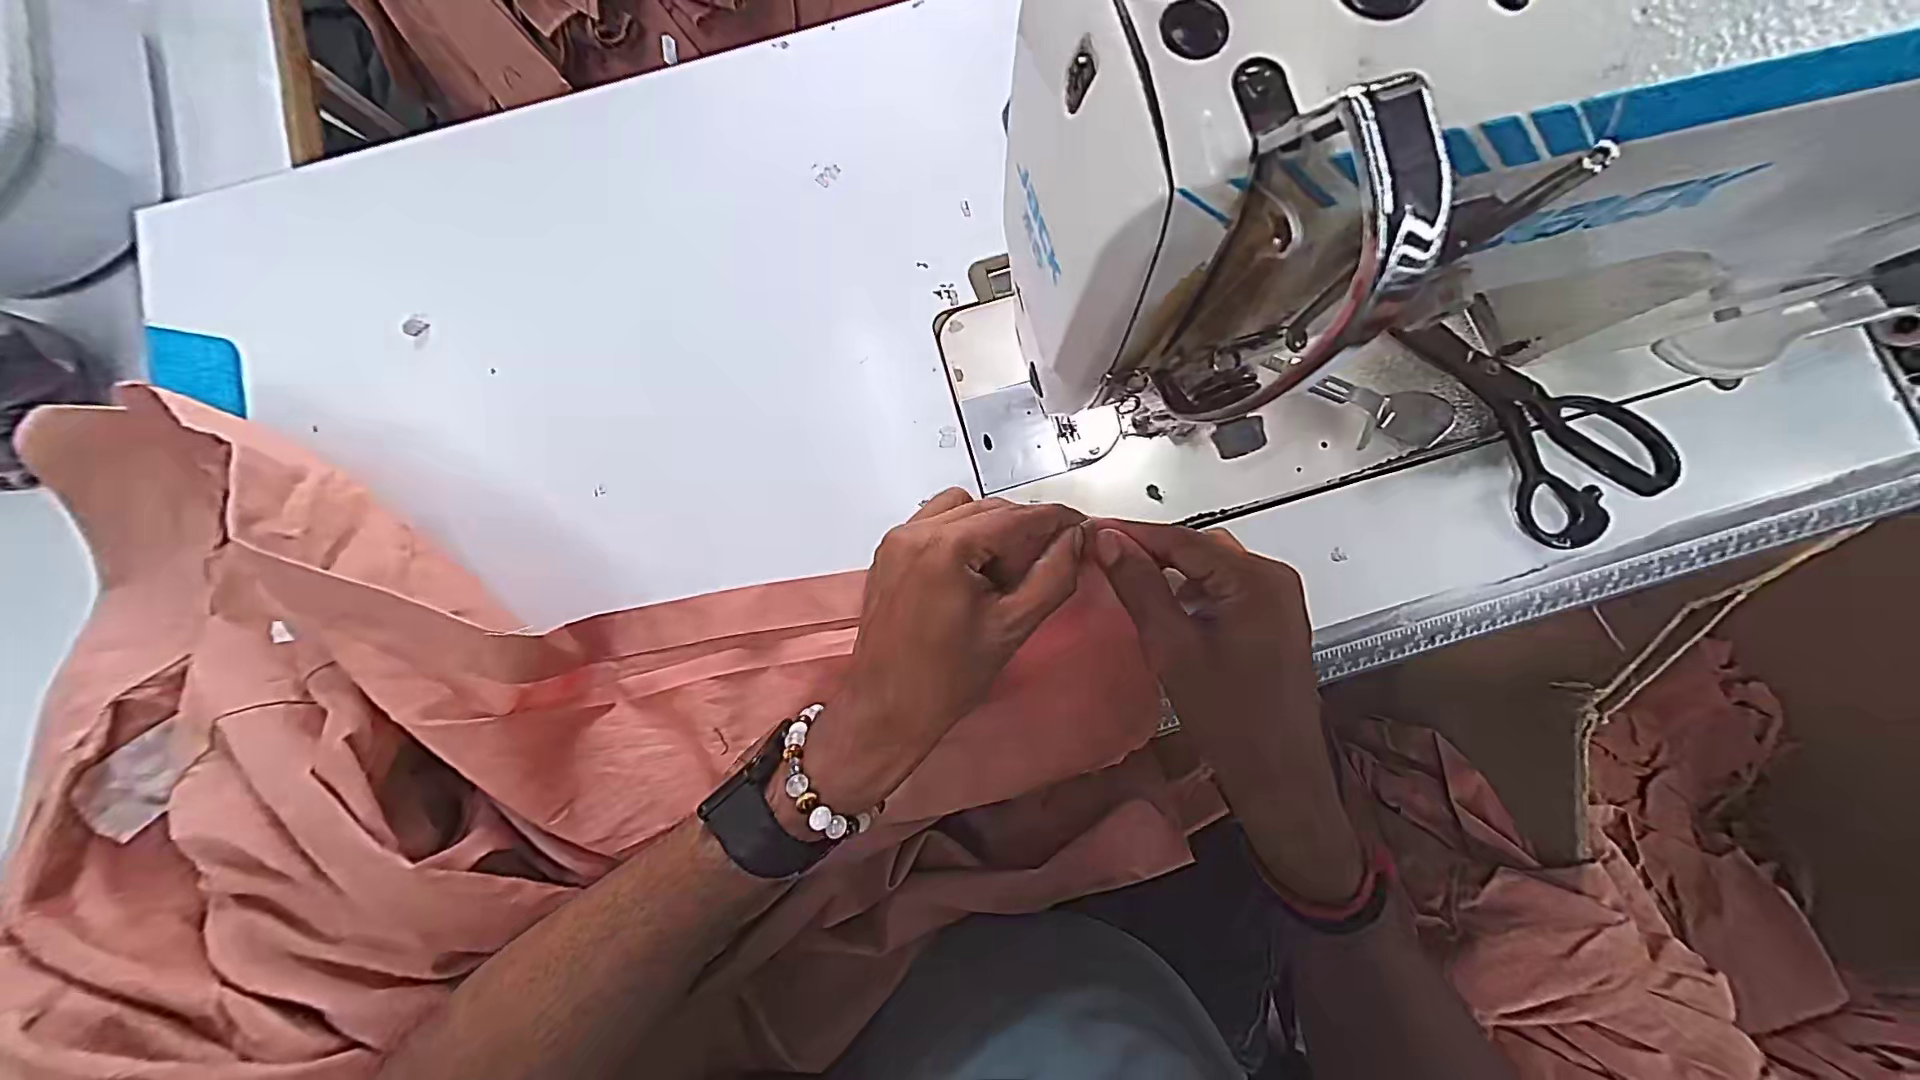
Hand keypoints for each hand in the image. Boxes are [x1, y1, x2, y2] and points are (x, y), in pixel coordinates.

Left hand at [775, 490, 1085, 832]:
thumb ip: (1053, 576)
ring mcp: (898, 541)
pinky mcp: (889, 552)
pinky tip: (973, 571)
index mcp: (945, 549)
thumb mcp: (1013, 626)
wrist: (888, 707)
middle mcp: (915, 535)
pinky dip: (961, 533)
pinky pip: (935, 521)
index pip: (1016, 517)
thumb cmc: (940, 681)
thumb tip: (1074, 540)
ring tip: (1001, 575)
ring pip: (963, 508)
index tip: (1076, 524)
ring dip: (992, 529)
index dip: (1055, 518)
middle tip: (1047, 560)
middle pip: (990, 508)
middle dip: (1023, 530)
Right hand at [1090, 520, 1363, 903]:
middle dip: (1149, 548)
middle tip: (1104, 552)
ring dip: (1168, 568)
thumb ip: (1138, 586)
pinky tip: (1163, 601)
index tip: (1095, 533)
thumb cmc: (1233, 720)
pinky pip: (1222, 586)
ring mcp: (1277, 598)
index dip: (1131, 533)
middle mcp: (1274, 580)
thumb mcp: (1171, 646)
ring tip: (1127, 574)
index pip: (1181, 539)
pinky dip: (1189, 587)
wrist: (1277, 773)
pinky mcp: (1272, 616)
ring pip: (1209, 565)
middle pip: (1198, 547)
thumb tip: (1111, 544)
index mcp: (1256, 581)